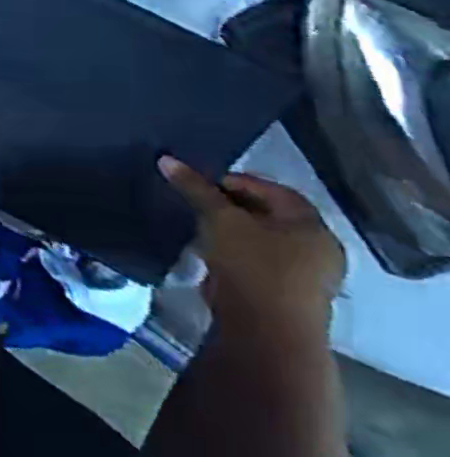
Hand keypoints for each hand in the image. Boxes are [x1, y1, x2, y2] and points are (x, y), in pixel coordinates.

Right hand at [160, 155, 344, 334]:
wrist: (267, 326)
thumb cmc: (252, 264)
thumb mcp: (219, 219)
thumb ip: (195, 189)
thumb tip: (166, 159)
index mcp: (313, 227)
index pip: (276, 191)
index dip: (238, 181)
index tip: (202, 182)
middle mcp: (320, 247)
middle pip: (273, 214)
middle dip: (234, 204)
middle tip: (198, 200)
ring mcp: (310, 273)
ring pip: (267, 237)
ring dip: (235, 226)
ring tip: (202, 223)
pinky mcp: (292, 290)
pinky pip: (264, 256)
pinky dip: (240, 247)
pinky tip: (215, 248)